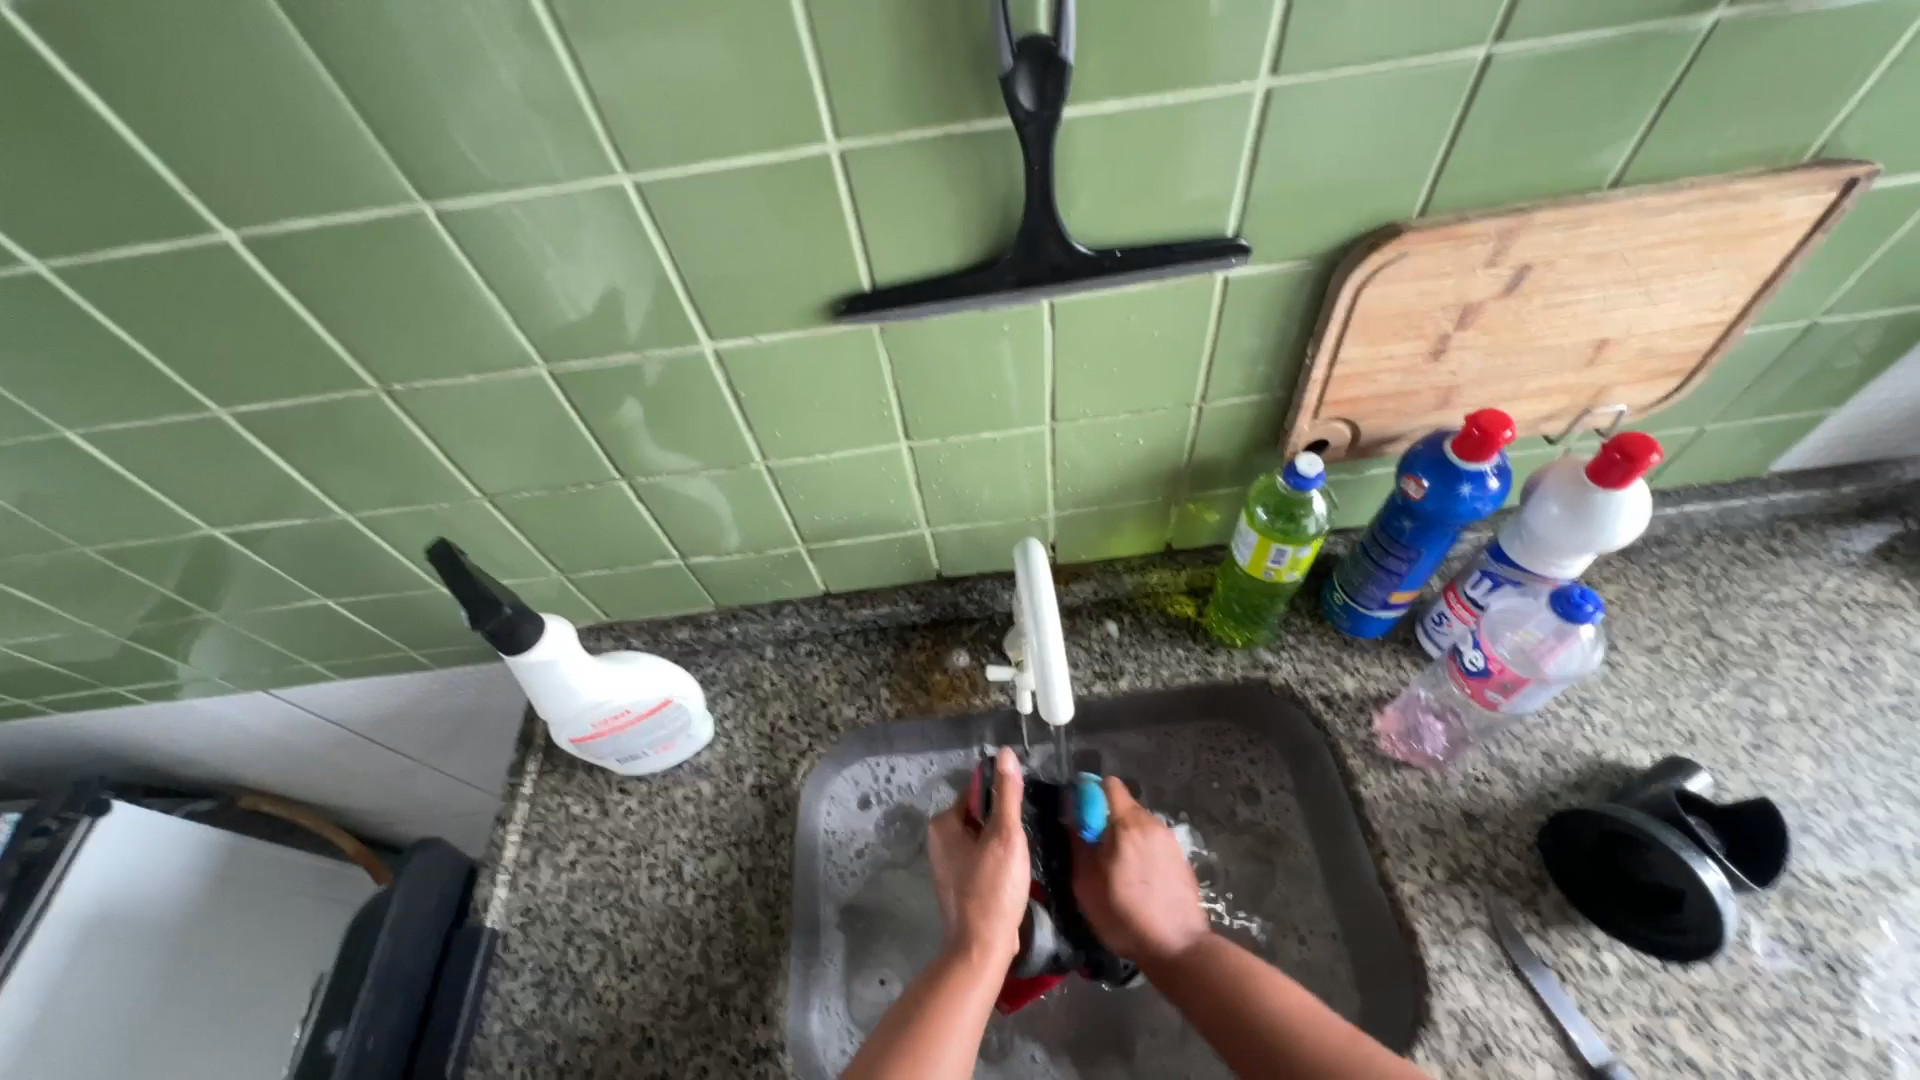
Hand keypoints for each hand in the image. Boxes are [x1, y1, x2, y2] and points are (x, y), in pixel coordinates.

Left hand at [926, 747, 1030, 962]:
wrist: (981, 948)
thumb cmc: (993, 888)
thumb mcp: (1006, 836)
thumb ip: (1007, 794)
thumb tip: (1004, 753)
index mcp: (943, 823)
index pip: (978, 793)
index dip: (1003, 800)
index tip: (1021, 815)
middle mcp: (938, 840)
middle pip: (981, 816)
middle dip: (1004, 825)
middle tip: (1023, 840)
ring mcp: (947, 864)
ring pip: (984, 839)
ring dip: (1004, 845)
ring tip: (1021, 859)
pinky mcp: (959, 884)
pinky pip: (982, 860)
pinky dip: (998, 863)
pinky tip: (1013, 876)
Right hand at [1072, 776, 1210, 967]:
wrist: (1179, 947)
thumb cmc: (1124, 916)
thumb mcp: (1087, 884)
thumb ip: (1078, 844)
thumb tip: (1072, 816)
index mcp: (1126, 824)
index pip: (1109, 785)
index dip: (1091, 793)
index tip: (1080, 815)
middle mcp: (1151, 823)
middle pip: (1124, 805)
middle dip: (1107, 819)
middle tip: (1097, 849)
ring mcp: (1170, 840)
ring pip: (1140, 824)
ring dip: (1126, 836)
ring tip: (1119, 869)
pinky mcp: (1182, 857)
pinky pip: (1154, 842)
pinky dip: (1143, 851)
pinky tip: (1140, 880)